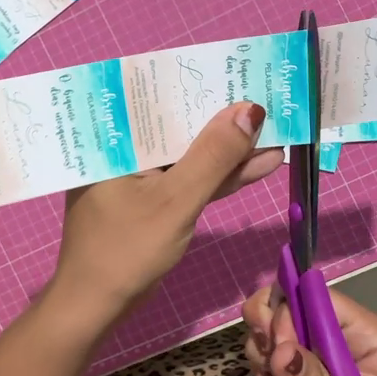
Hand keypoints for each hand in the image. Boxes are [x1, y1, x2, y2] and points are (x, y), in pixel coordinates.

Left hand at [46, 102, 284, 327]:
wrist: (98, 306)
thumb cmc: (126, 249)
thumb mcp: (176, 200)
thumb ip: (212, 156)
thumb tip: (249, 109)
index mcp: (111, 142)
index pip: (154, 100)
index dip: (196, 84)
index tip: (237, 69)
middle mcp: (120, 152)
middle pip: (175, 125)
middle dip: (219, 115)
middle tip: (267, 93)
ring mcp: (135, 179)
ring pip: (186, 154)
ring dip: (228, 148)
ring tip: (278, 127)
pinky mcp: (149, 202)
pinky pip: (186, 180)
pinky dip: (218, 176)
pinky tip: (260, 163)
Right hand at [242, 286, 376, 375]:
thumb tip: (278, 353)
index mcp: (365, 333)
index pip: (313, 297)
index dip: (286, 314)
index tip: (275, 349)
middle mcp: (340, 337)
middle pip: (284, 310)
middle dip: (269, 338)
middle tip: (271, 372)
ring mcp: (323, 357)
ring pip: (273, 338)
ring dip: (266, 366)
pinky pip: (273, 367)